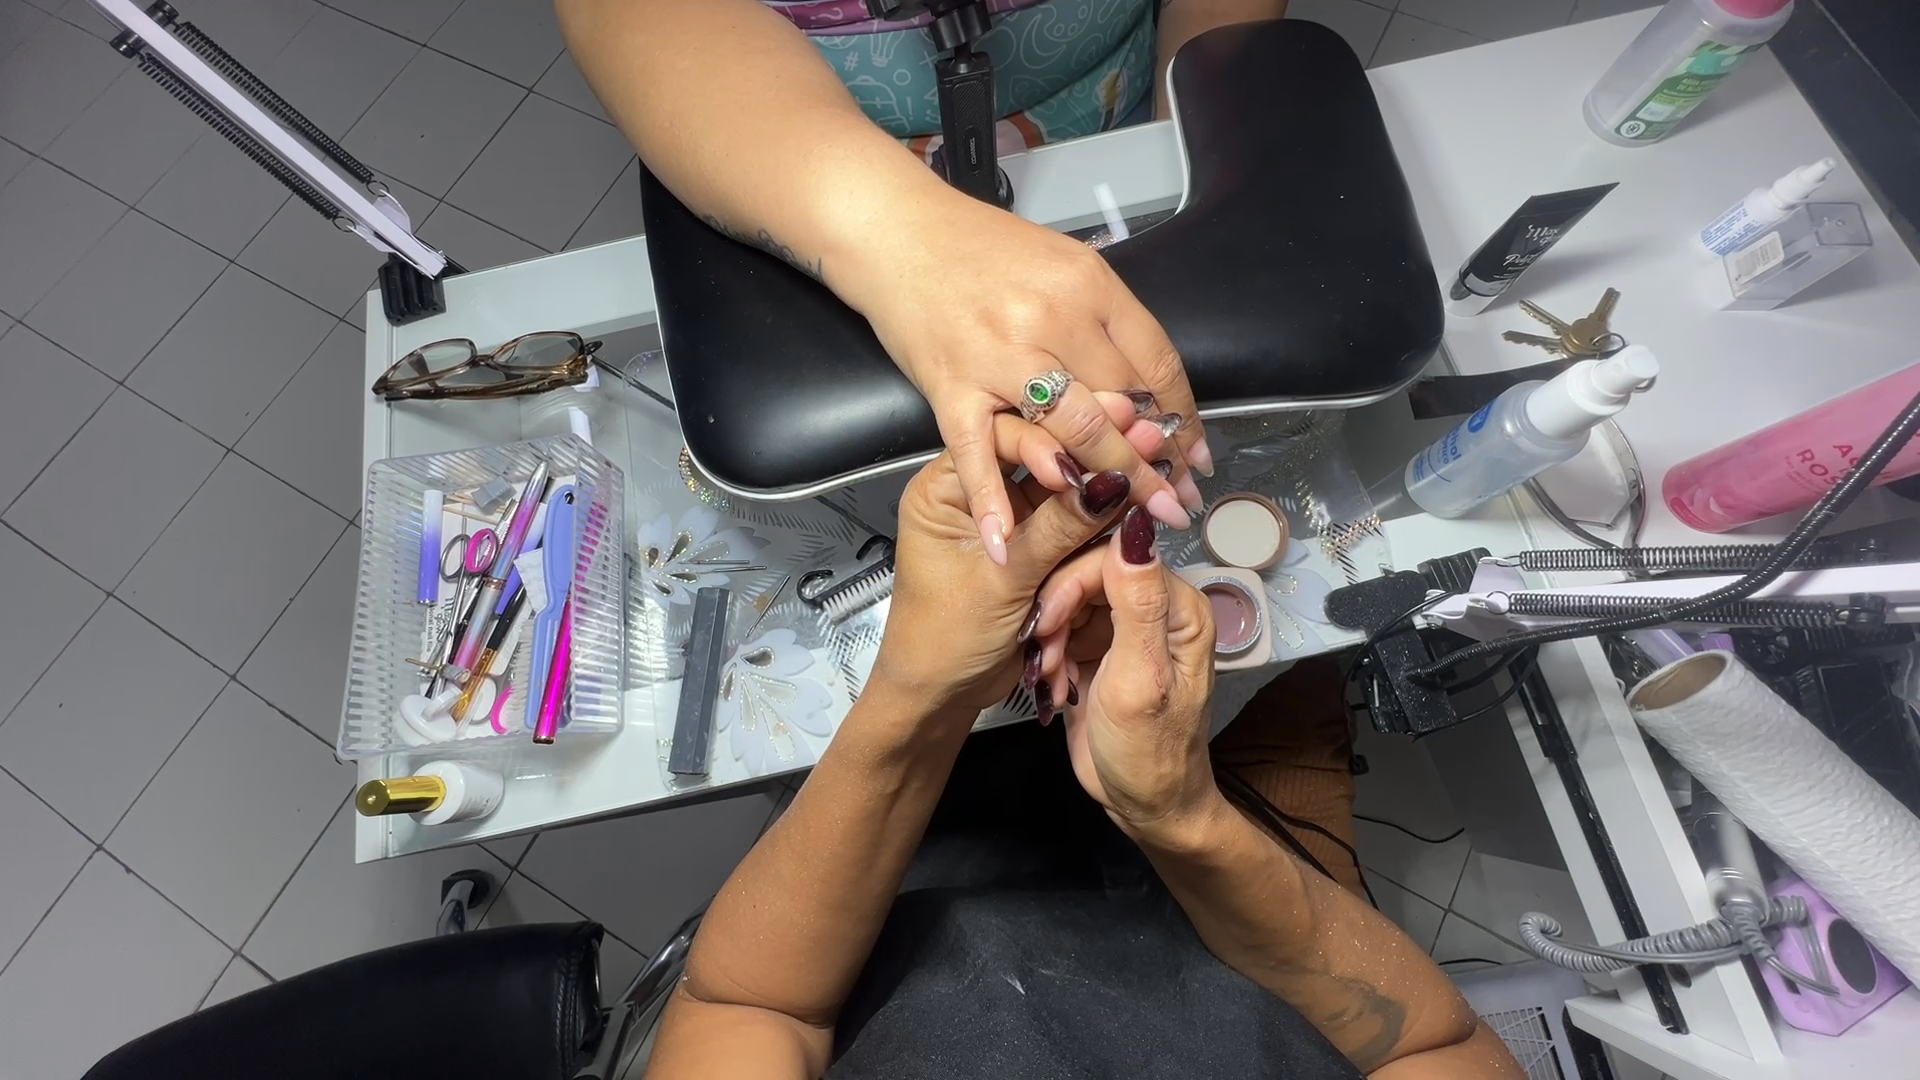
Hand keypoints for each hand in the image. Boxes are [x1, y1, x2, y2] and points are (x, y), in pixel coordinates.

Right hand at [835, 187, 1211, 565]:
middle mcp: (1050, 319)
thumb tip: (1142, 386)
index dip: (1183, 420)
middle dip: (1157, 464)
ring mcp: (998, 356)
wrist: (896, 230)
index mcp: (1087, 284)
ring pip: (1070, 433)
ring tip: (1132, 522)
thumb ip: (1100, 322)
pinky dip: (992, 501)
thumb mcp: (1059, 265)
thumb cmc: (977, 248)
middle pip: (1123, 407)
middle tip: (1177, 507)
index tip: (1194, 459)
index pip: (1156, 364)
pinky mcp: (950, 386)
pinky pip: (978, 453)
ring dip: (1108, 486)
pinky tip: (1007, 543)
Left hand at [872, 446, 1134, 712]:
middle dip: (1086, 448)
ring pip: (1058, 484)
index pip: (998, 439)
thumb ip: (1057, 530)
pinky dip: (1098, 511)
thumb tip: (1110, 483)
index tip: (1090, 456)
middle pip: (1035, 455)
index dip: (1047, 442)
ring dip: (1100, 473)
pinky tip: (1135, 488)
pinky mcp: (1029, 542)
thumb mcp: (1001, 581)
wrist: (942, 693)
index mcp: (944, 489)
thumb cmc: (943, 640)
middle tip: (1137, 425)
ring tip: (1148, 451)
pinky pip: (1067, 517)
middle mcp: (973, 492)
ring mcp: (1004, 515)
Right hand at [1060, 506, 1219, 835]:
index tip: (1047, 625)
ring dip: (1050, 641)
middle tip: (1044, 657)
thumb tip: (1134, 525)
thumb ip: (1137, 602)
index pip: (1113, 556)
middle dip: (1056, 616)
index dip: (1071, 583)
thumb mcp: (1140, 677)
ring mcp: (1124, 626)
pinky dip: (1050, 658)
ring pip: (1067, 601)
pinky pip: (1062, 630)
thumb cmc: (1150, 751)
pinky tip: (1056, 689)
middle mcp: (1153, 607)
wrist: (1142, 804)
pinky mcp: (1100, 647)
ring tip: (1053, 681)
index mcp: (1177, 606)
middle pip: (1084, 575)